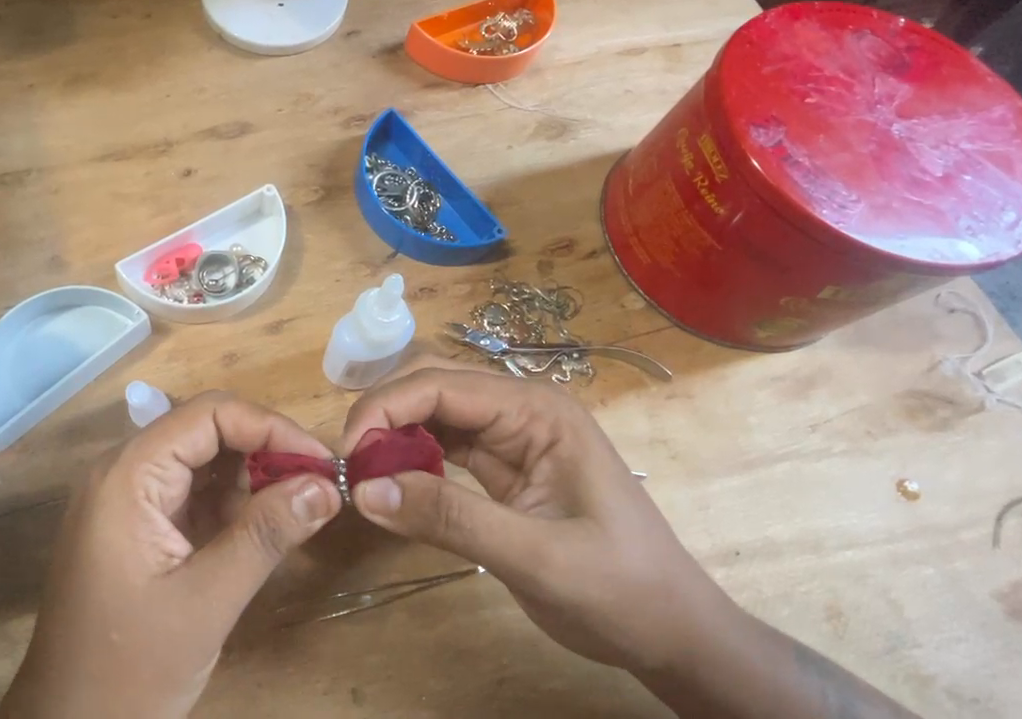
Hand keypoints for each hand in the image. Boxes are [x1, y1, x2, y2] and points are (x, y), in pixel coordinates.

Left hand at [0, 392, 340, 718]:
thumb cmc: (129, 666)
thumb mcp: (206, 601)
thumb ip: (265, 536)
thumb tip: (325, 485)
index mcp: (129, 474)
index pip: (208, 414)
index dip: (269, 427)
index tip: (320, 461)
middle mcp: (124, 472)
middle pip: (204, 431)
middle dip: (264, 450)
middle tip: (317, 485)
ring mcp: (127, 500)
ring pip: (200, 461)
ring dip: (251, 477)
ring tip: (300, 506)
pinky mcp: (136, 527)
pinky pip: (190, 494)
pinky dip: (230, 504)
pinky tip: (265, 526)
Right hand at [339, 365, 742, 675]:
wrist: (674, 635)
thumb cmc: (621, 590)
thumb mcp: (536, 557)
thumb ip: (451, 518)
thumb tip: (366, 491)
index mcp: (537, 409)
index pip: (441, 386)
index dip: (386, 410)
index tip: (347, 456)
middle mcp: (520, 409)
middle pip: (432, 386)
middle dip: (384, 416)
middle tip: (350, 466)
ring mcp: (513, 436)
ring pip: (433, 414)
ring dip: (394, 436)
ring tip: (364, 475)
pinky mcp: (504, 466)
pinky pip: (444, 446)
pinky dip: (412, 459)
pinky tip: (394, 483)